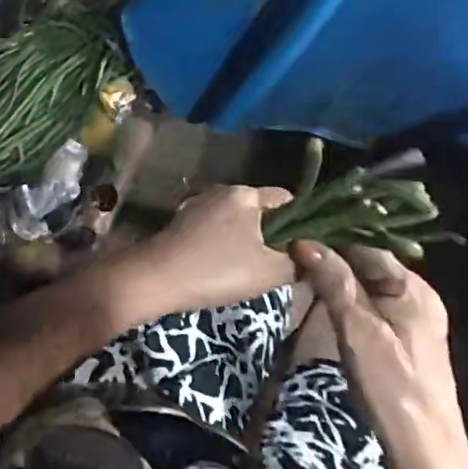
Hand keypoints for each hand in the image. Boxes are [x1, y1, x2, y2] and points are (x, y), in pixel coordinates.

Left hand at [111, 185, 295, 322]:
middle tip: (285, 266)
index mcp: (245, 193)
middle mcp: (221, 190)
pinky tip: (227, 269)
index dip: (304, 224)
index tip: (309, 251)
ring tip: (257, 272)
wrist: (157, 277)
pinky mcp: (184, 221)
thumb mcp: (271, 271)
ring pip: (239, 221)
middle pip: (262, 211)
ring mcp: (199, 204)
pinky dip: (228, 245)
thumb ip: (300, 261)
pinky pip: (218, 229)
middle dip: (276, 236)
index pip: (288, 200)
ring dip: (251, 242)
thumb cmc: (218, 269)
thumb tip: (310, 256)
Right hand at [293, 243, 467, 464]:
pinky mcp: (401, 335)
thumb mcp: (356, 329)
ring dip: (332, 274)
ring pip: (363, 280)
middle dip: (327, 254)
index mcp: (413, 287)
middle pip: (364, 260)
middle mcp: (416, 294)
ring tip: (294, 266)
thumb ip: (334, 281)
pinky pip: (367, 299)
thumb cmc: (391, 386)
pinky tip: (317, 294)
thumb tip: (304, 240)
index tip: (290, 233)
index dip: (327, 238)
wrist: (423, 451)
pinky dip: (342, 293)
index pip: (363, 244)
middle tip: (286, 250)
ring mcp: (410, 315)